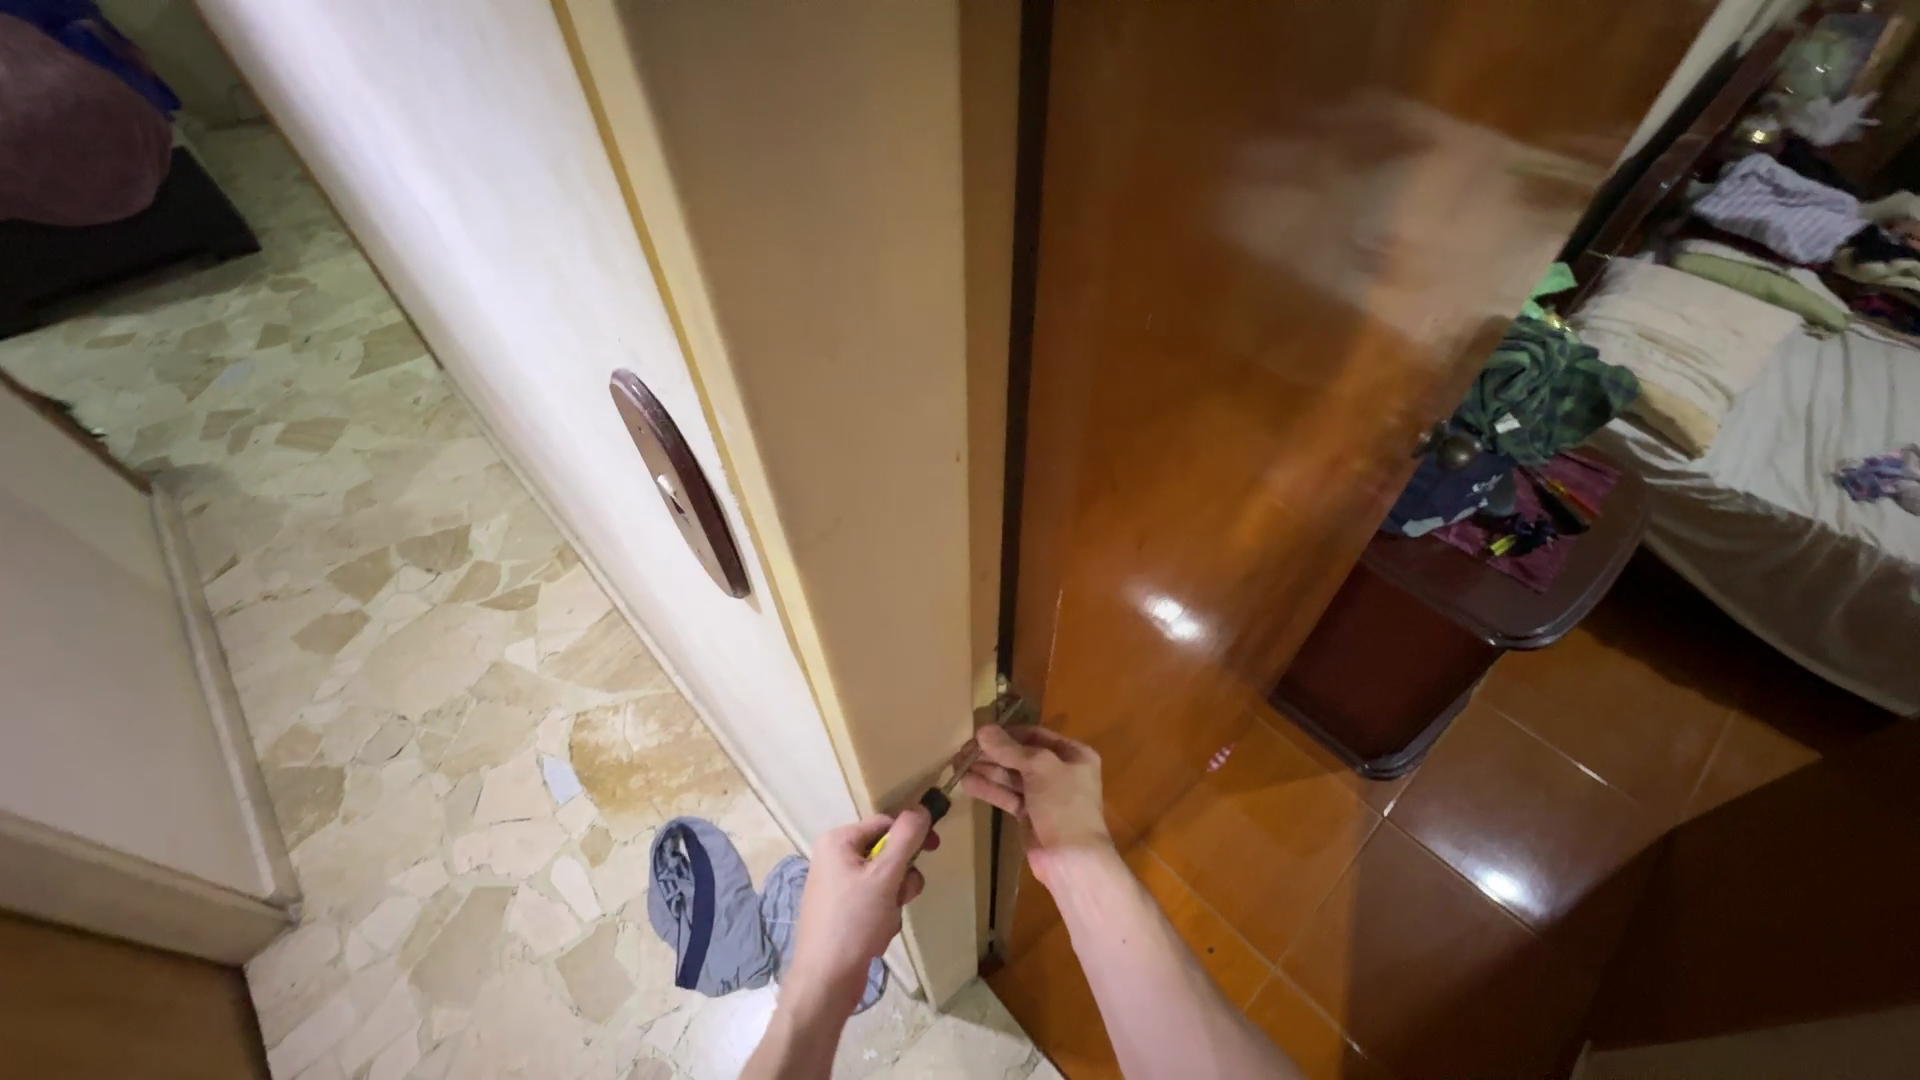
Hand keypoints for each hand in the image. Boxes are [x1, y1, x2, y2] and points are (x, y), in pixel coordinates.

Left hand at [782, 809, 937, 1014]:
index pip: (885, 824)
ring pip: (885, 881)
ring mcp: (837, 887)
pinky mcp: (843, 912)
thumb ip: (906, 838)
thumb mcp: (885, 875)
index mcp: (837, 841)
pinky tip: (875, 936)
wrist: (825, 982)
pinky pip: (875, 902)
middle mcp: (834, 858)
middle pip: (886, 853)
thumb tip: (921, 809)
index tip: (935, 848)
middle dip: (900, 878)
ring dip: (894, 901)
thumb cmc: (853, 922)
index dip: (911, 835)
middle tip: (900, 896)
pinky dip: (883, 916)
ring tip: (884, 921)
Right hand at [962, 725, 1111, 888]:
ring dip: (985, 770)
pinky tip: (967, 783)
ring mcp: (1043, 795)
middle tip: (962, 751)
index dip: (1007, 733)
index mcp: (1072, 754)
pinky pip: (1007, 796)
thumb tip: (982, 730)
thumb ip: (1009, 749)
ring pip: (1011, 777)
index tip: (980, 733)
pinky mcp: (1029, 816)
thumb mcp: (1040, 768)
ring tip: (957, 764)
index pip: (1035, 735)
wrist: (1073, 860)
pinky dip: (989, 789)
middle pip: (1020, 756)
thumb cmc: (1064, 805)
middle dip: (992, 753)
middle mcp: (1059, 771)